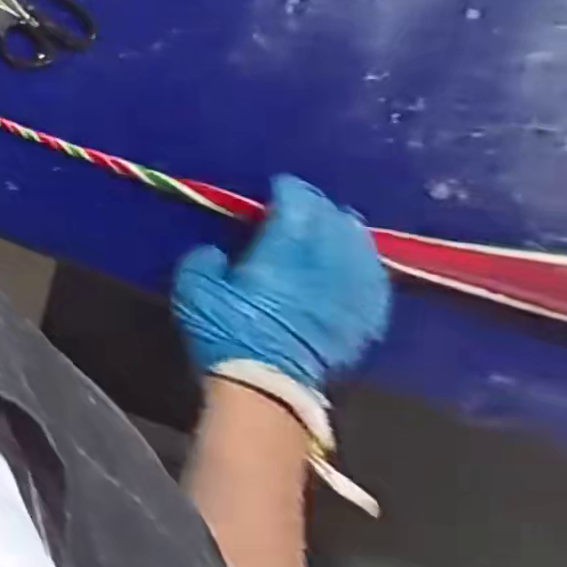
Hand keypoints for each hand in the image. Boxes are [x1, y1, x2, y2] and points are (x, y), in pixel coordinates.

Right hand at [173, 175, 391, 393]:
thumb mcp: (193, 287)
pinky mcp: (361, 318)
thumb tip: (219, 250)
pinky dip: (366, 261)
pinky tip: (360, 257)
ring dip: (348, 230)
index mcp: (280, 259)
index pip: (297, 213)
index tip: (280, 183)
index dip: (292, 193)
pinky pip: (374, 280)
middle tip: (305, 197)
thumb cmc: (222, 329)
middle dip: (321, 207)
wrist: (263, 383)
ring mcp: (349, 296)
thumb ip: (205, 259)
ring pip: (360, 250)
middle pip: (334, 227)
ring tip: (335, 219)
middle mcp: (323, 271)